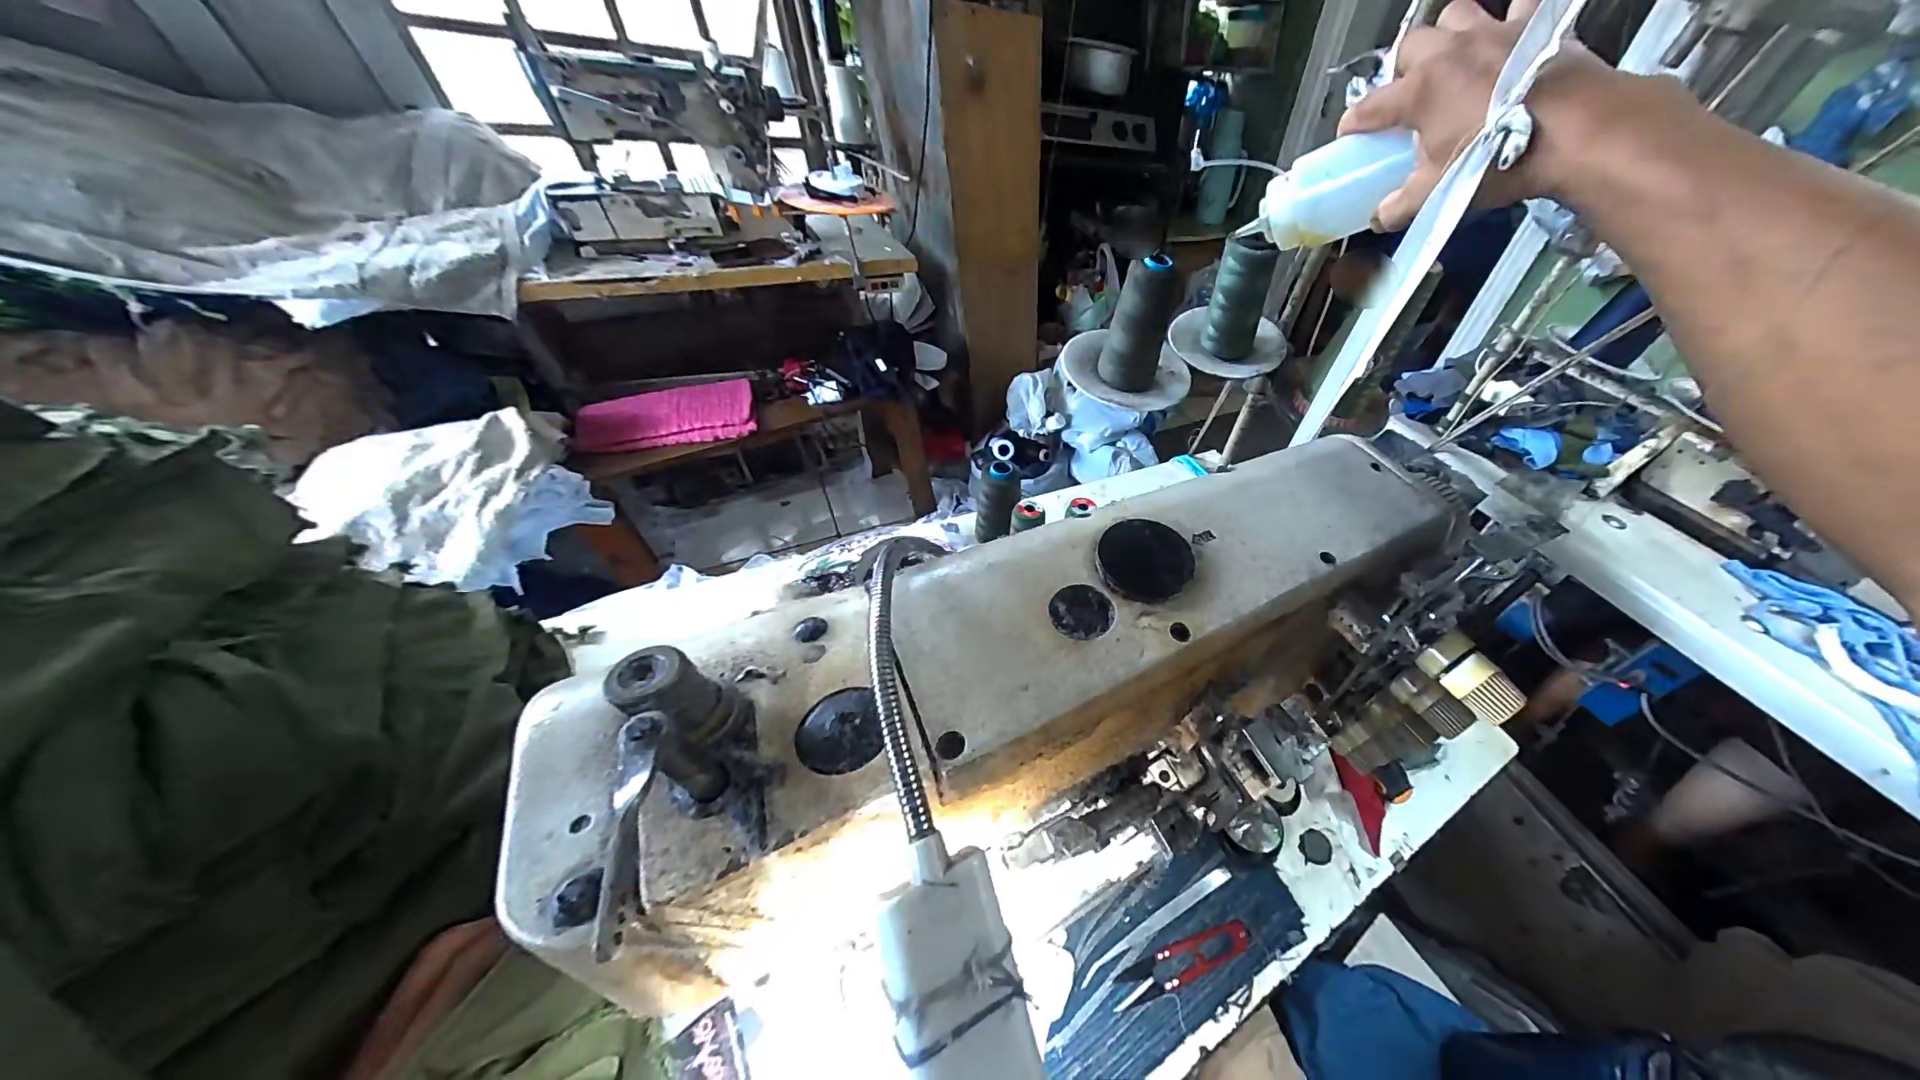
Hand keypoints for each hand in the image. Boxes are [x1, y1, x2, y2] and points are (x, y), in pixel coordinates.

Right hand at [1337, 0, 1611, 230]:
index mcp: (1418, 93)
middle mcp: (1449, 53)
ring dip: (1447, 34)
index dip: (1353, 126)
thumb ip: (1398, 206)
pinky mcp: (1536, 26)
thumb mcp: (1435, 194)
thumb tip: (1380, 217)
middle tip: (1408, 94)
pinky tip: (1507, 31)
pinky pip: (1522, 3)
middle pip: (1409, 45)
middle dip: (1402, 68)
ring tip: (1451, 59)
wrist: (1575, 132)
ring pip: (1455, 14)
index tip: (1351, 138)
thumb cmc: (1496, 160)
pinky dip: (1512, 14)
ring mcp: (1494, 33)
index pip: (1367, 108)